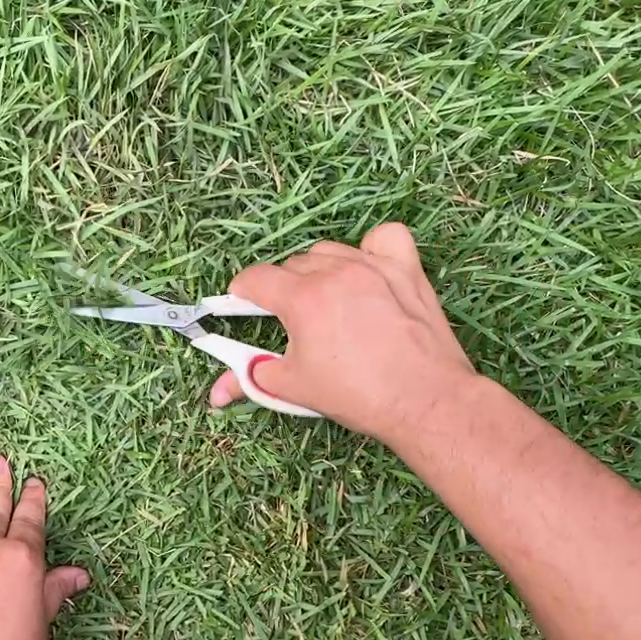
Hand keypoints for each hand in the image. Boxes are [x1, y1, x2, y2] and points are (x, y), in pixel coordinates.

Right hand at [209, 222, 480, 443]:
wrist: (423, 400)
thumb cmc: (355, 395)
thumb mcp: (291, 387)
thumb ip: (247, 378)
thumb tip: (217, 393)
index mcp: (302, 299)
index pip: (255, 279)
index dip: (239, 294)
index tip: (239, 307)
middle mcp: (336, 273)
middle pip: (290, 265)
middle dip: (279, 289)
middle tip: (285, 320)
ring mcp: (374, 267)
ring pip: (328, 251)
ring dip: (316, 271)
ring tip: (321, 302)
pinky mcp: (406, 270)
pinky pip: (383, 239)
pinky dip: (370, 249)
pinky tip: (364, 273)